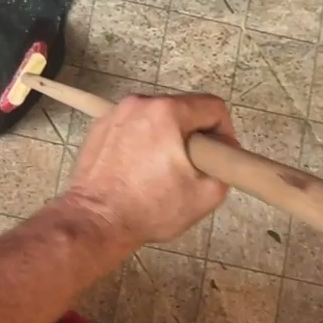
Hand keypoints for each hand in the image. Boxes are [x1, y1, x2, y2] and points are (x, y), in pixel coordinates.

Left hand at [60, 93, 232, 245]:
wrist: (97, 219)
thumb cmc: (149, 208)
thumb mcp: (206, 194)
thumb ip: (226, 166)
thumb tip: (223, 150)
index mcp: (167, 112)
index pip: (212, 106)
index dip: (224, 131)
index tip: (218, 156)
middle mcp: (140, 103)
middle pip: (182, 109)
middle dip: (193, 135)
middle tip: (191, 167)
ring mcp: (116, 112)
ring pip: (157, 117)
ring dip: (167, 137)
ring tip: (163, 169)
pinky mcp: (100, 126)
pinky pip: (133, 125)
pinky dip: (142, 140)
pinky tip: (139, 168)